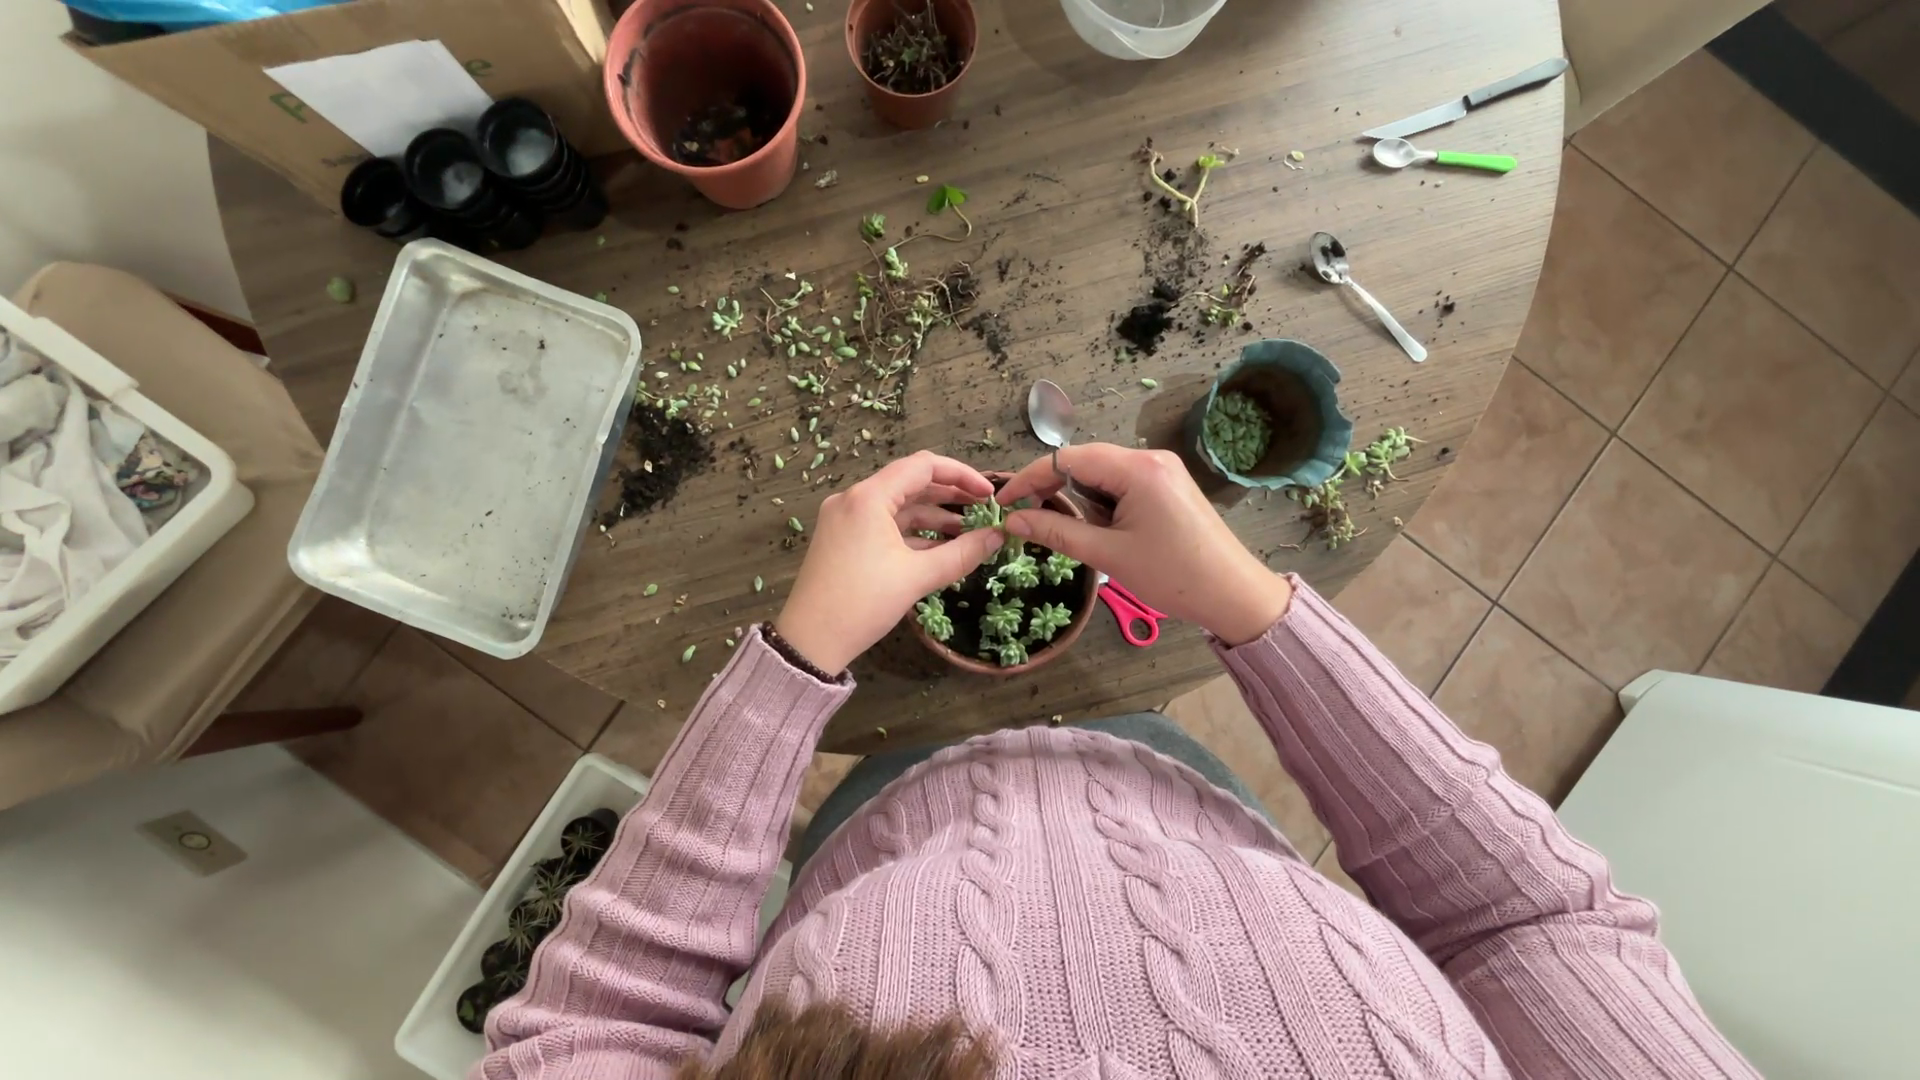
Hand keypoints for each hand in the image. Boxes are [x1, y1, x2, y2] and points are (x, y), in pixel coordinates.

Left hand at [774, 451, 1004, 672]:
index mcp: (869, 497)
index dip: (962, 475)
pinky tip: (939, 547)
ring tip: (967, 532)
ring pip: (898, 506)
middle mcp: (854, 499)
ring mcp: (845, 519)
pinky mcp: (842, 539)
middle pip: (910, 482)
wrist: (810, 641)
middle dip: (949, 495)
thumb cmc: (863, 603)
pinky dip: (912, 532)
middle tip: (984, 509)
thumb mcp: (917, 577)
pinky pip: (884, 525)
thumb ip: (962, 553)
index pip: (923, 466)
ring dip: (932, 516)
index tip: (989, 494)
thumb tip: (999, 536)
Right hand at [997, 444, 1291, 645]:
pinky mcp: (1168, 486)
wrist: (1233, 594)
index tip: (1003, 503)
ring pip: (1101, 474)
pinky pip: (1121, 483)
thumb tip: (1013, 521)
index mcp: (1137, 469)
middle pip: (1083, 461)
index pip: (1066, 459)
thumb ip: (1057, 533)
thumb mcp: (1108, 554)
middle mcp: (1150, 458)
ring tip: (1069, 531)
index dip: (1030, 479)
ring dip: (1078, 498)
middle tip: (1025, 517)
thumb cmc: (1172, 575)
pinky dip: (1101, 502)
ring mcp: (1162, 470)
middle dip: (1051, 488)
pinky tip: (1099, 529)